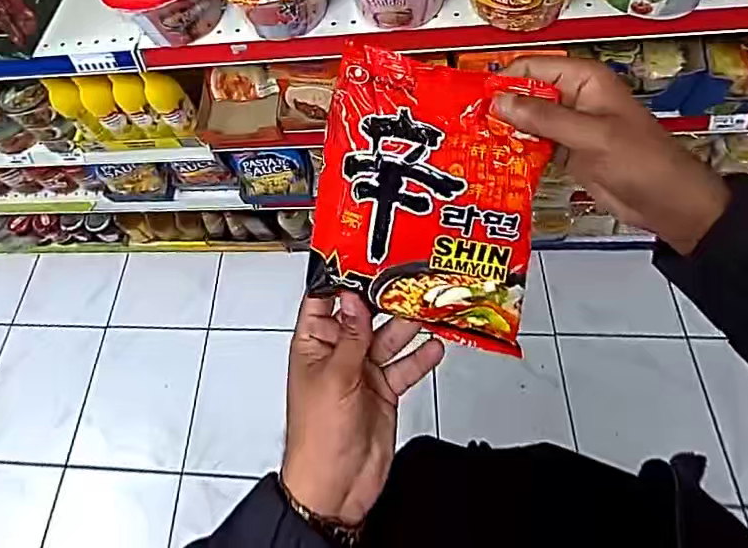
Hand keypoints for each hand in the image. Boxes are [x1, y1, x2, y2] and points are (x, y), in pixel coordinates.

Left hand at [282, 292, 442, 524]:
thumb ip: (351, 336)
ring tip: (425, 306)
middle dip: (383, 298)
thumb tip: (354, 297)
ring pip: (388, 336)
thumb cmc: (316, 440)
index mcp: (314, 344)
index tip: (360, 258)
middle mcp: (339, 353)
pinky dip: (420, 356)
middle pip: (363, 315)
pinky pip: (405, 365)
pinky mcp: (384, 389)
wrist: (336, 490)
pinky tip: (433, 345)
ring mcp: (363, 370)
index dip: (341, 278)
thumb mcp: (335, 378)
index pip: (325, 300)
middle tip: (405, 278)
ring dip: (406, 323)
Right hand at [495, 56, 729, 254]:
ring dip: (506, 129)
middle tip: (469, 122)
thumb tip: (501, 101)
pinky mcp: (567, 149)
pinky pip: (534, 142)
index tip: (477, 98)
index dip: (504, 80)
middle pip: (525, 92)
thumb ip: (544, 118)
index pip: (533, 67)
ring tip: (476, 141)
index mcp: (584, 79)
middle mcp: (573, 96)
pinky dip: (517, 149)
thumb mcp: (591, 135)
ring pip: (526, 118)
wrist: (669, 204)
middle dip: (500, 106)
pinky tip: (497, 158)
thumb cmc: (644, 161)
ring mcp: (569, 124)